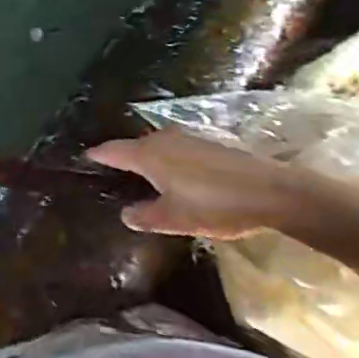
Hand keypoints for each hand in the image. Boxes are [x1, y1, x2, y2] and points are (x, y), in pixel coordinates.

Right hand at [85, 129, 334, 239]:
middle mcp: (159, 140)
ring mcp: (185, 138)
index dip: (97, 156)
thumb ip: (146, 217)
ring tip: (144, 174)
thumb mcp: (176, 219)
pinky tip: (178, 176)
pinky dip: (169, 160)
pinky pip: (176, 149)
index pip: (110, 151)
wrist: (273, 190)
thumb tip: (125, 214)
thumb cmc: (215, 204)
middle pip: (132, 146)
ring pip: (156, 146)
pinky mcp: (208, 143)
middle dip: (122, 156)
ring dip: (148, 158)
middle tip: (114, 171)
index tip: (85, 159)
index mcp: (145, 154)